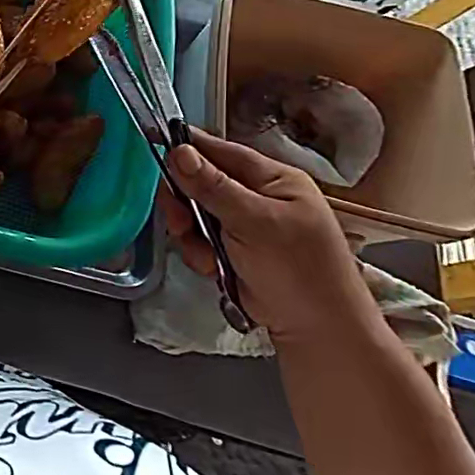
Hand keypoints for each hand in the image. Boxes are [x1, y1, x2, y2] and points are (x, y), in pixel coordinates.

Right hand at [159, 128, 382, 349]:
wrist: (318, 330)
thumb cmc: (297, 268)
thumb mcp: (254, 222)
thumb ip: (213, 187)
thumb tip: (179, 150)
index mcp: (272, 179)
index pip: (222, 151)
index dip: (189, 149)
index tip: (156, 145)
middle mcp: (256, 198)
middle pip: (201, 184)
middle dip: (186, 204)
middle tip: (180, 222)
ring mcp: (244, 226)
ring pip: (196, 215)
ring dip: (192, 236)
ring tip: (206, 257)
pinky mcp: (232, 252)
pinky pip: (200, 241)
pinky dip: (200, 255)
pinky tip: (212, 269)